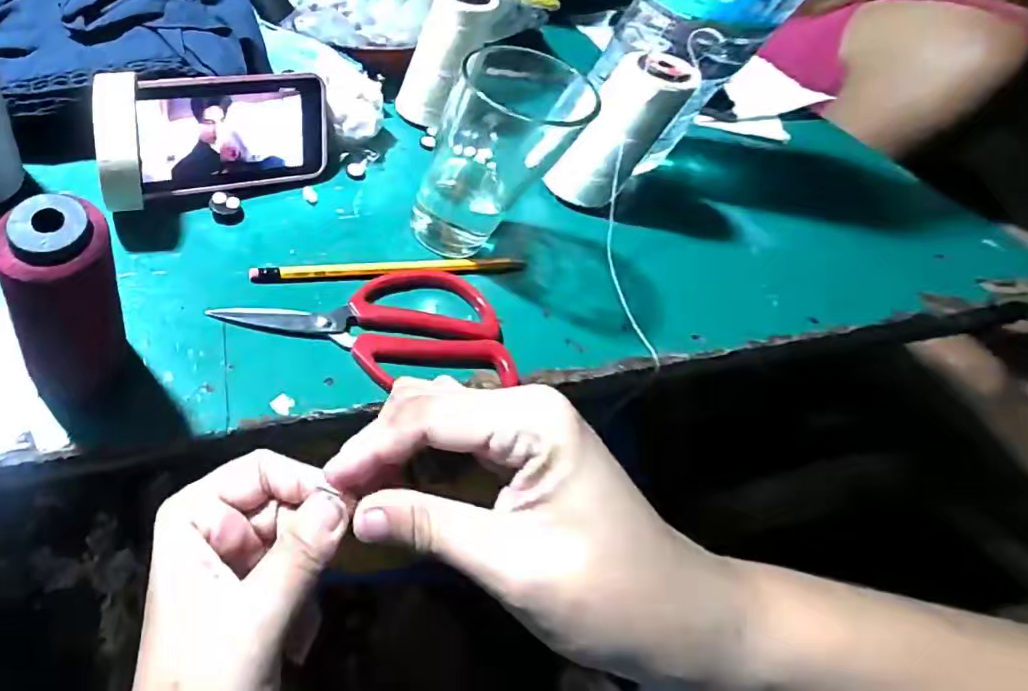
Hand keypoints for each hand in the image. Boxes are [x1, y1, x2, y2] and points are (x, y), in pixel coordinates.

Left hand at [134, 451, 349, 690]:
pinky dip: (298, 606)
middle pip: (276, 505)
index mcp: (193, 512)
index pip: (257, 470)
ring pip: (288, 543)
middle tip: (324, 580)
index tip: (353, 506)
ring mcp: (225, 559)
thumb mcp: (256, 616)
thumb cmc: (206, 677)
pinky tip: (292, 643)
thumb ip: (299, 556)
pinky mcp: (243, 593)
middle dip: (304, 546)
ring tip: (296, 627)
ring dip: (304, 583)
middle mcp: (208, 524)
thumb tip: (341, 499)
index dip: (303, 481)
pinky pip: (287, 575)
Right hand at [323, 378, 743, 684]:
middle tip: (343, 487)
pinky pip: (446, 431)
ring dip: (390, 445)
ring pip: (428, 411)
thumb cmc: (616, 598)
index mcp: (529, 417)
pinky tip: (395, 477)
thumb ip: (430, 527)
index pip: (428, 417)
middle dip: (378, 444)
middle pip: (422, 405)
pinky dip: (412, 452)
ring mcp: (517, 418)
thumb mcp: (515, 567)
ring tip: (361, 483)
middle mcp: (520, 401)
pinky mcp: (513, 440)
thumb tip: (356, 512)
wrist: (696, 626)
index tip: (331, 480)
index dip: (372, 447)